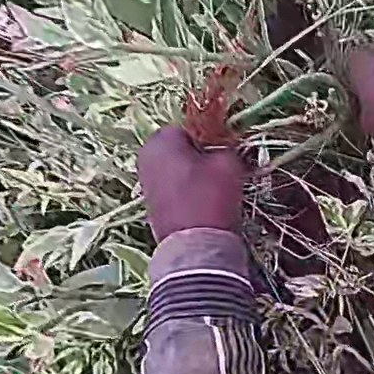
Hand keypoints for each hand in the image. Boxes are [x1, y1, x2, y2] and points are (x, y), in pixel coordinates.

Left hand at [137, 126, 245, 241]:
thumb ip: (227, 145)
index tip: (226, 150)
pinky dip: (188, 188)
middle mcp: (146, 157)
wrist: (195, 246)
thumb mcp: (228, 163)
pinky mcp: (151, 203)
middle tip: (222, 166)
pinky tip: (204, 200)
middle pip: (181, 147)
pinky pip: (174, 185)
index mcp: (161, 141)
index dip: (211, 137)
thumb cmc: (209, 196)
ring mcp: (146, 182)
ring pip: (178, 167)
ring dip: (195, 171)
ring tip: (215, 185)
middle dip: (200, 154)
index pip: (190, 127)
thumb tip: (225, 145)